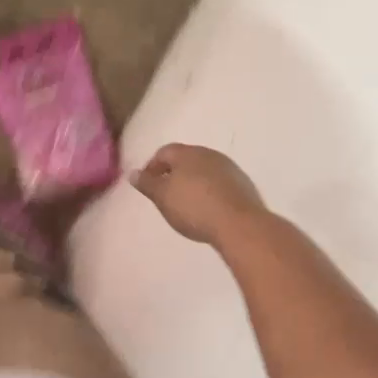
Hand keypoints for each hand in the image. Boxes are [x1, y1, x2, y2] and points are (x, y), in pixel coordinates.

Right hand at [133, 144, 266, 246]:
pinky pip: (220, 184)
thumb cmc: (194, 207)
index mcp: (186, 153)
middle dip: (174, 174)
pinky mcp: (245, 186)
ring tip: (188, 204)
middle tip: (167, 194)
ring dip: (194, 183)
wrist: (239, 225)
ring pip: (205, 171)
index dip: (152, 167)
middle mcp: (209, 154)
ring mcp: (230, 169)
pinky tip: (208, 209)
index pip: (164, 152)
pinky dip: (211, 192)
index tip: (148, 185)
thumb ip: (146, 183)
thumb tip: (132, 173)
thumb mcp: (162, 197)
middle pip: (186, 159)